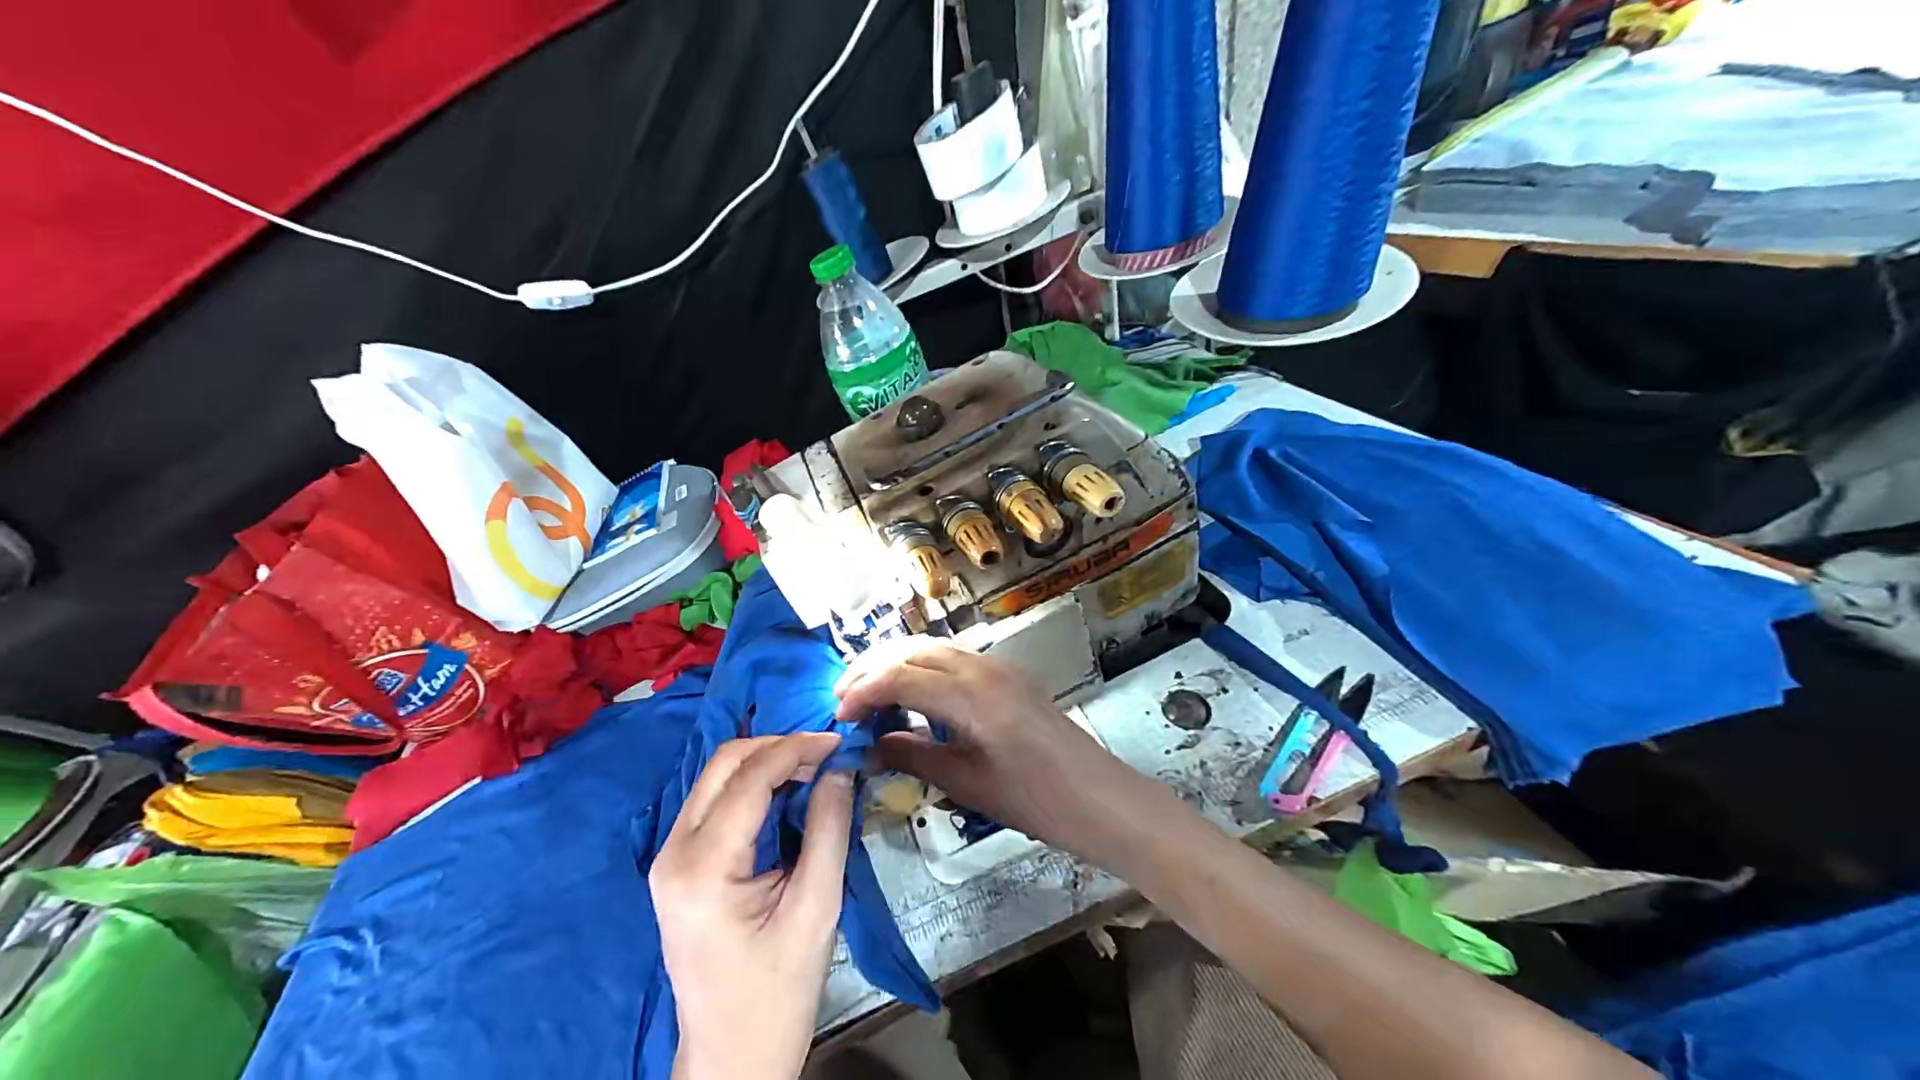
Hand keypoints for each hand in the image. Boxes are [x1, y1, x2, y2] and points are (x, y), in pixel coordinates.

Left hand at [650, 733, 853, 1079]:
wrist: (732, 1055)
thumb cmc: (779, 991)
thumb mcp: (817, 907)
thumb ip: (829, 829)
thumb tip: (840, 768)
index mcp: (702, 867)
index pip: (750, 777)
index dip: (798, 748)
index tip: (839, 740)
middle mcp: (673, 852)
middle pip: (724, 764)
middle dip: (778, 747)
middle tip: (827, 754)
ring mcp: (669, 857)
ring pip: (717, 776)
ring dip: (766, 763)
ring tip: (815, 769)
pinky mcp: (678, 864)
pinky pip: (715, 801)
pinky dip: (754, 785)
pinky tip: (788, 792)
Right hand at [834, 638, 1179, 873]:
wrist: (1101, 799)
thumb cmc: (1036, 800)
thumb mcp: (967, 783)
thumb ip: (914, 756)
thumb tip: (870, 746)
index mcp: (972, 695)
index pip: (901, 676)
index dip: (863, 691)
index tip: (838, 716)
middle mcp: (983, 668)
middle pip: (914, 650)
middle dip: (873, 667)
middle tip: (843, 697)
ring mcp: (1000, 667)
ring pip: (935, 650)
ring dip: (898, 664)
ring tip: (870, 694)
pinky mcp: (1009, 677)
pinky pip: (956, 660)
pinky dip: (925, 669)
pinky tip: (913, 696)